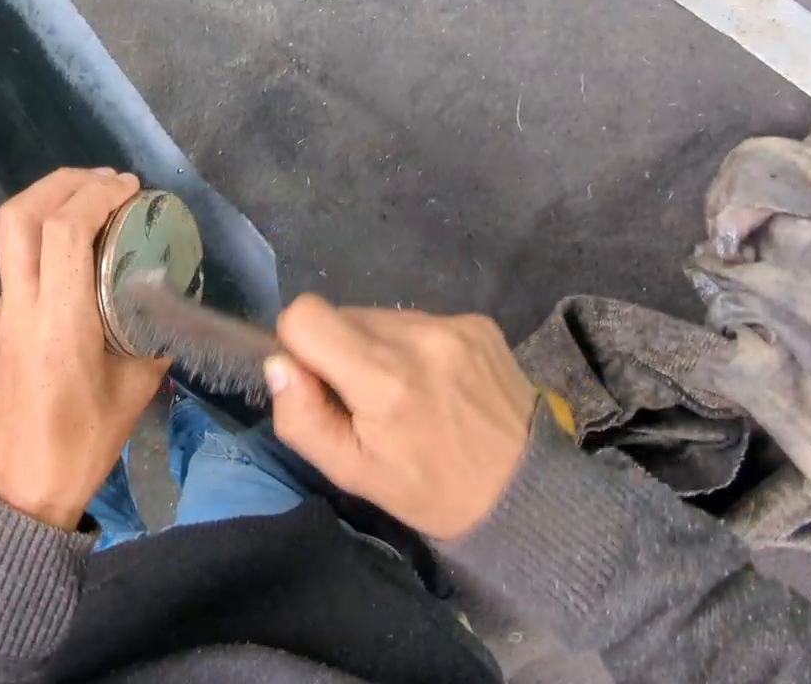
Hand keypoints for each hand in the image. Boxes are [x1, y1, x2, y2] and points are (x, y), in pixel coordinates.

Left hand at [0, 168, 171, 528]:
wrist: (19, 491)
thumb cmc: (82, 446)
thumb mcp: (134, 390)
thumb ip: (150, 336)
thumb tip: (165, 299)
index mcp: (57, 323)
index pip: (64, 232)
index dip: (97, 196)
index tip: (131, 188)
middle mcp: (19, 307)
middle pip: (19, 215)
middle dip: (62, 182)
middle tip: (106, 180)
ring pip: (9, 235)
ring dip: (48, 202)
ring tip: (92, 200)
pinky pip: (16, 264)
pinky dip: (45, 239)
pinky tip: (77, 255)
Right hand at [264, 295, 537, 540]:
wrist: (531, 495)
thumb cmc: (432, 491)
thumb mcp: (354, 473)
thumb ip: (302, 417)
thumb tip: (279, 363)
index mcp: (382, 378)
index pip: (304, 315)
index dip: (299, 345)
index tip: (319, 382)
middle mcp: (416, 337)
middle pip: (340, 314)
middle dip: (339, 350)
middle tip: (367, 399)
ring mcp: (452, 325)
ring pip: (377, 315)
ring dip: (375, 347)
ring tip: (406, 392)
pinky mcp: (477, 322)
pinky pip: (416, 319)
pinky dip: (413, 346)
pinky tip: (437, 383)